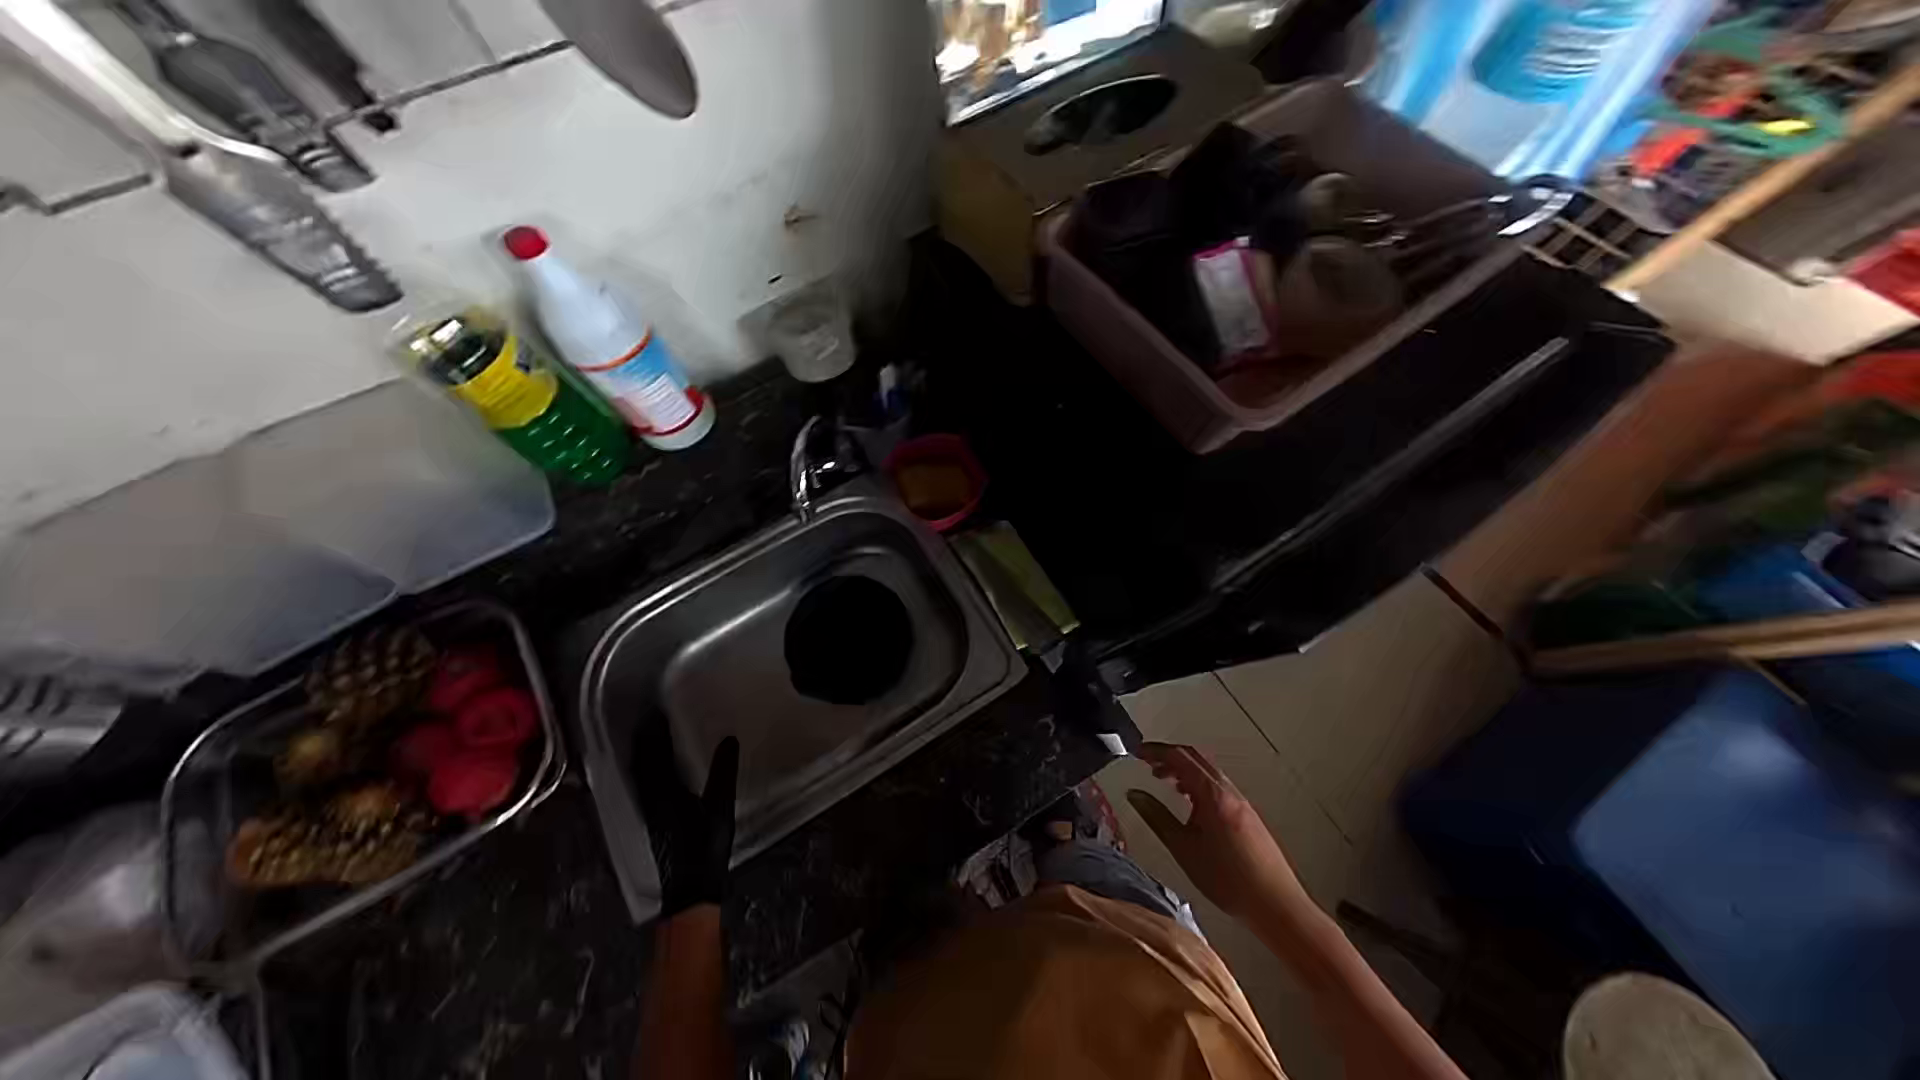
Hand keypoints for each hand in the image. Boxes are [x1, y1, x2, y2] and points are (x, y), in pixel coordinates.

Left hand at [630, 734, 738, 916]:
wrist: (689, 888)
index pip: (656, 753)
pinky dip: (643, 770)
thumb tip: (729, 741)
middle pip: (642, 762)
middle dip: (644, 739)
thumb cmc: (706, 847)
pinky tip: (650, 770)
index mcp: (666, 791)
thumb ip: (724, 773)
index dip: (655, 731)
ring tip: (647, 736)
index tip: (658, 712)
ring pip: (639, 774)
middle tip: (650, 718)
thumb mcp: (720, 807)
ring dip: (641, 753)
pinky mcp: (651, 819)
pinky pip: (641, 786)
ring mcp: (649, 810)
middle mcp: (651, 798)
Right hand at [1125, 742, 1304, 918]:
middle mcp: (1229, 792)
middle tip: (1146, 760)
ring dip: (1183, 768)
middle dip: (1168, 755)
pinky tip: (1188, 799)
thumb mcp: (1183, 848)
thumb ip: (1156, 816)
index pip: (1179, 757)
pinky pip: (1217, 785)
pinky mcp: (1246, 814)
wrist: (1275, 904)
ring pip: (1207, 770)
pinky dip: (1196, 781)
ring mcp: (1240, 802)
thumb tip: (1135, 795)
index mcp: (1213, 794)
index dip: (1155, 750)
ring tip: (1162, 778)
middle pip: (1195, 757)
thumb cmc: (1229, 880)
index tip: (1137, 751)